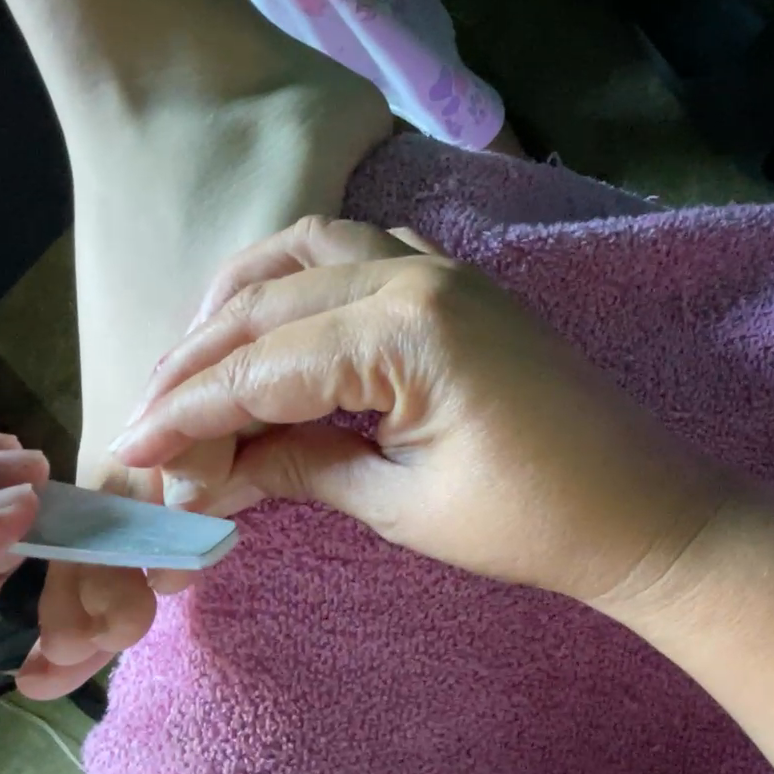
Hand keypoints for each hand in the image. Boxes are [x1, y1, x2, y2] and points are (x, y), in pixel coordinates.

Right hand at [111, 217, 731, 602]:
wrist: (642, 509)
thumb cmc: (535, 524)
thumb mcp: (402, 506)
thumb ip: (301, 469)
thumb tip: (214, 473)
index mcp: (404, 330)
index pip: (261, 366)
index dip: (185, 414)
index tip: (131, 453)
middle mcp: (416, 272)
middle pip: (269, 303)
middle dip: (199, 363)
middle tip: (153, 422)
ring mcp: (442, 265)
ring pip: (306, 250)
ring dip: (242, 301)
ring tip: (199, 361)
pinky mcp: (458, 279)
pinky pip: (361, 249)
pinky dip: (304, 276)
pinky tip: (283, 320)